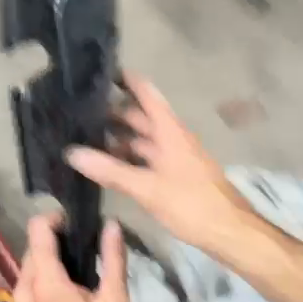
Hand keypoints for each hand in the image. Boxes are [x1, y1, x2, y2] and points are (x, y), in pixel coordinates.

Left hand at [14, 214, 127, 301]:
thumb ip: (113, 260)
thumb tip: (112, 225)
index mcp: (45, 283)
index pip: (37, 229)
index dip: (56, 219)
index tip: (77, 224)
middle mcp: (23, 289)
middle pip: (34, 246)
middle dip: (56, 240)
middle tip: (85, 249)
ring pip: (30, 265)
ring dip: (50, 260)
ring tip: (79, 271)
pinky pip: (28, 284)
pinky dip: (44, 278)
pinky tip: (67, 293)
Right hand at [67, 75, 256, 256]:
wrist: (229, 231)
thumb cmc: (191, 202)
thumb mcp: (147, 187)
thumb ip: (111, 170)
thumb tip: (73, 152)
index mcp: (169, 130)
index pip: (147, 93)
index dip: (127, 80)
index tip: (102, 70)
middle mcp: (172, 137)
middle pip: (141, 117)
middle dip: (114, 113)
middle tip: (80, 111)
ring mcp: (175, 156)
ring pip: (144, 140)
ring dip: (120, 138)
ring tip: (87, 139)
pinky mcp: (175, 175)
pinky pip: (148, 158)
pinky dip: (129, 158)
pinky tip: (110, 166)